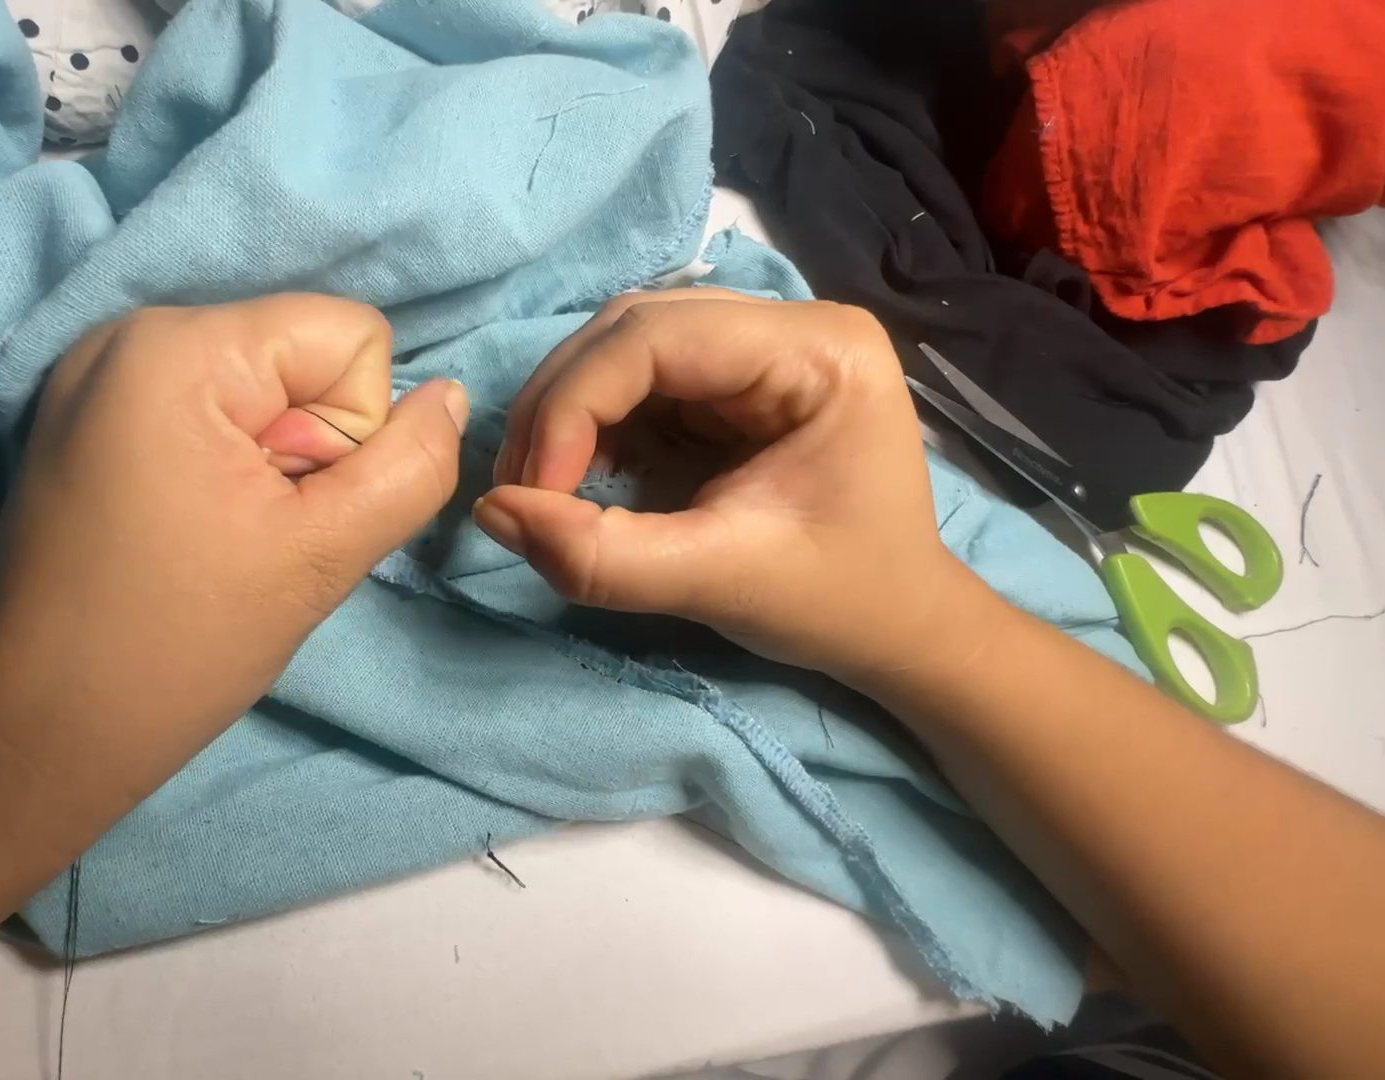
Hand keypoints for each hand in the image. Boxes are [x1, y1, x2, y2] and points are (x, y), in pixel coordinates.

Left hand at [0, 294, 467, 785]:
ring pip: (271, 395)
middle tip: (255, 533)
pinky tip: (197, 530)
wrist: (35, 736)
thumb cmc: (179, 646)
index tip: (295, 508)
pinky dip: (236, 470)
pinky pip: (219, 416)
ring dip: (278, 467)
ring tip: (225, 538)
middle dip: (312, 450)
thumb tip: (450, 399)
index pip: (352, 337)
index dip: (354, 431)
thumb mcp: (324, 555)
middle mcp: (133, 334)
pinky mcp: (96, 420)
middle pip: (307, 361)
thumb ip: (412, 468)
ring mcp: (105, 376)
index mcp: (181, 347)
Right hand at [478, 290, 986, 682]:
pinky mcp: (723, 387)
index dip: (573, 408)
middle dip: (558, 407)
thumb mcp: (722, 584)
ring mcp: (752, 351)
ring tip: (541, 486)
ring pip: (617, 350)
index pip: (655, 337)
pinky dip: (585, 430)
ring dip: (563, 414)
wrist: (892, 624)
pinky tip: (575, 476)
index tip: (531, 494)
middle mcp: (783, 326)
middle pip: (628, 329)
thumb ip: (603, 558)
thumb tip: (492, 512)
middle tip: (522, 489)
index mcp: (815, 349)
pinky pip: (629, 387)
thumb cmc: (836, 601)